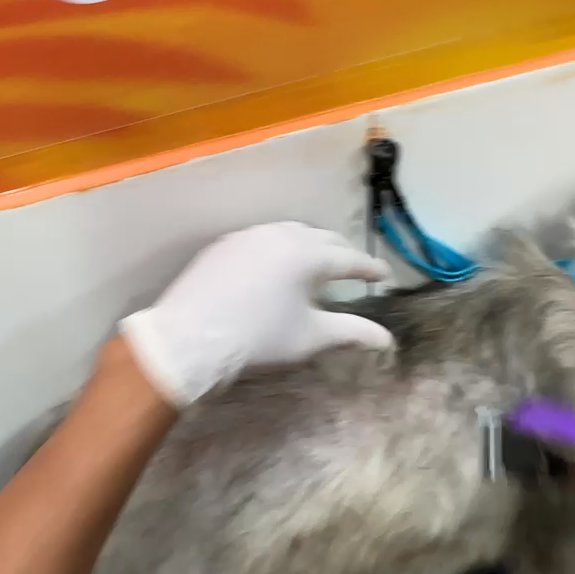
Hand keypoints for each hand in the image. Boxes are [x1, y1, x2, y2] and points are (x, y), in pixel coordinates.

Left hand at [119, 222, 392, 406]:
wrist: (188, 339)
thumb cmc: (258, 340)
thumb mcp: (310, 338)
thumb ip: (351, 332)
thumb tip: (385, 339)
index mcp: (306, 254)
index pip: (349, 259)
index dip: (369, 268)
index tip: (385, 276)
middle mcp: (279, 235)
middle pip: (321, 239)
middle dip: (342, 253)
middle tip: (355, 269)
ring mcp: (248, 236)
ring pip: (290, 233)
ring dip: (310, 246)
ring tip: (318, 264)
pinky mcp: (224, 245)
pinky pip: (262, 239)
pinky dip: (280, 249)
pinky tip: (276, 267)